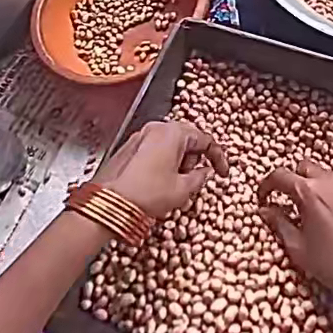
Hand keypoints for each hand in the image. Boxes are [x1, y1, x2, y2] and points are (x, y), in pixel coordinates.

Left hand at [95, 120, 228, 219]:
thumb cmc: (147, 194)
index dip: (218, 158)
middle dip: (195, 158)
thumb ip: (200, 177)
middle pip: (187, 138)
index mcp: (173, 133)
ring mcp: (140, 136)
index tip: (223, 172)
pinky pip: (155, 149)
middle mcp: (156, 128)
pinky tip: (160, 182)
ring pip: (170, 144)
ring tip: (175, 184)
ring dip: (179, 160)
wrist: (109, 203)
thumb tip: (205, 172)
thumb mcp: (182, 189)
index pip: (205, 140)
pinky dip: (164, 162)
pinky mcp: (129, 147)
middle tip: (195, 179)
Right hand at [257, 160, 332, 332]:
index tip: (264, 197)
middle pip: (304, 168)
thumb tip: (266, 210)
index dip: (267, 185)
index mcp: (309, 193)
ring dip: (315, 186)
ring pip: (325, 175)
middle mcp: (331, 182)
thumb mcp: (298, 248)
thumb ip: (279, 223)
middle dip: (293, 181)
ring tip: (314, 211)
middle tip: (289, 201)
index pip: (280, 176)